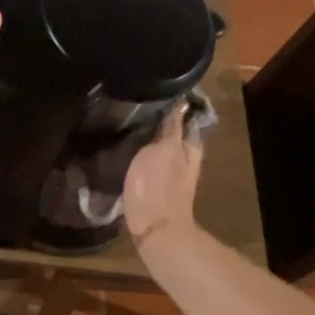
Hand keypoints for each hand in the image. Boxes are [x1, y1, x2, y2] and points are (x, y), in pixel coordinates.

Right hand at [123, 103, 203, 247]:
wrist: (153, 229)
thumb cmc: (159, 186)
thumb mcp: (166, 149)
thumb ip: (172, 127)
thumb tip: (181, 102)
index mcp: (189, 146)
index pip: (185, 116)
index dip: (175, 102)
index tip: (157, 86)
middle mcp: (183, 157)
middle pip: (173, 130)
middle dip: (158, 116)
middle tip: (135, 100)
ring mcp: (169, 172)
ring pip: (160, 144)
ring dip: (148, 132)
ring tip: (126, 116)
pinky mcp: (154, 183)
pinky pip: (148, 157)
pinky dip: (140, 148)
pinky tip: (125, 142)